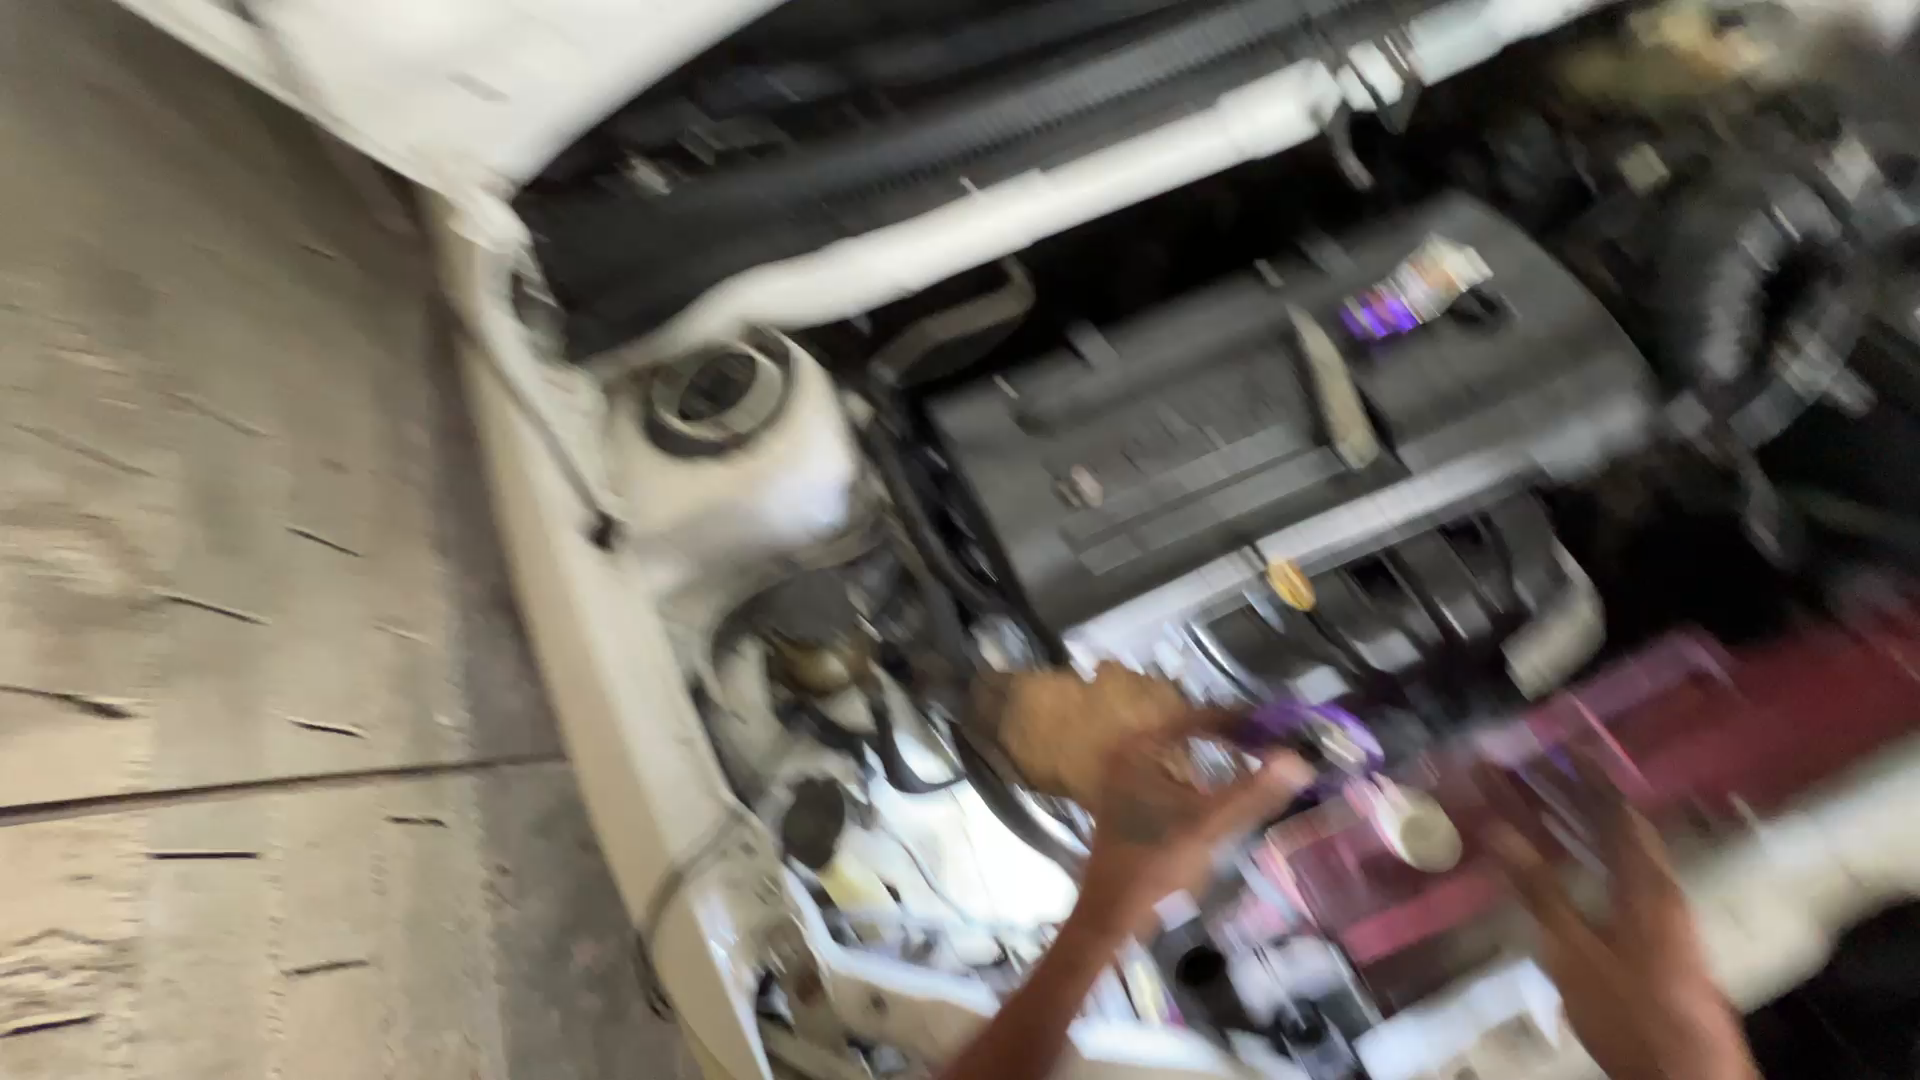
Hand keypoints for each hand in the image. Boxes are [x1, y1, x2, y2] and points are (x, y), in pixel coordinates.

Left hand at [1068, 711, 1314, 941]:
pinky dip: (1206, 776)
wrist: (1113, 916)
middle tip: (1280, 743)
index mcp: (1139, 747)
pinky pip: (1178, 773)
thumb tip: (1300, 760)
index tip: (1282, 727)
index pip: (1197, 717)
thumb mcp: (1209, 826)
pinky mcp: (1134, 797)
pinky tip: (1234, 789)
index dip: (1241, 721)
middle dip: (1235, 738)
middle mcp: (1129, 751)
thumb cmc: (1155, 866)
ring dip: (1222, 757)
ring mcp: (1128, 775)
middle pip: (1192, 733)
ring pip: (1186, 755)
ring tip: (1266, 761)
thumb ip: (1253, 793)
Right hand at [1480, 766, 1759, 1079]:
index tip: (1560, 744)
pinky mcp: (1651, 938)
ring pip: (1612, 851)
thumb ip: (1538, 887)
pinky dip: (1582, 852)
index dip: (1589, 777)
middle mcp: (1658, 892)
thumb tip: (1497, 827)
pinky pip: (1612, 873)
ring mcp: (1657, 917)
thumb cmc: (1629, 1009)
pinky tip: (1558, 856)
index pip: (1617, 814)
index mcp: (1647, 886)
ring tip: (1530, 800)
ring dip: (1572, 823)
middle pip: (1613, 828)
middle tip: (1526, 767)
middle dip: (1569, 794)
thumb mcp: (1574, 949)